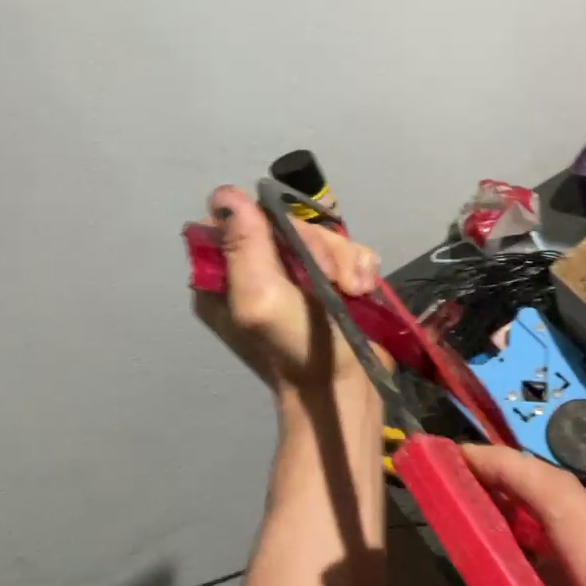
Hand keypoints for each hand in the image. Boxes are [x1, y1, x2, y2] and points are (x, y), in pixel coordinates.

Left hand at [192, 185, 382, 393]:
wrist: (346, 390)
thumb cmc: (297, 350)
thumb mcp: (261, 300)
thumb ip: (244, 247)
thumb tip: (226, 195)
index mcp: (221, 280)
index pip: (238, 220)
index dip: (270, 224)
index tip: (291, 248)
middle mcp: (253, 274)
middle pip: (286, 225)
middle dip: (319, 247)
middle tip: (334, 278)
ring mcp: (294, 278)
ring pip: (322, 237)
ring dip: (345, 259)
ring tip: (356, 289)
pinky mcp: (328, 281)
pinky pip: (345, 252)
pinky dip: (359, 266)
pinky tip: (364, 288)